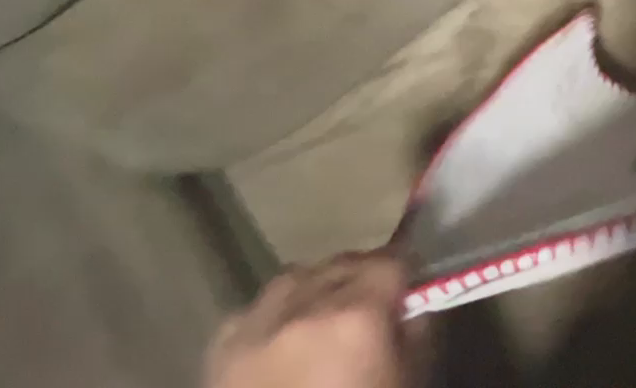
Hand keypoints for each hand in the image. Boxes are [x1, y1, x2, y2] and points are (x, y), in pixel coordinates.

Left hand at [204, 251, 423, 387]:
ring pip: (299, 276)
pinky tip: (281, 347)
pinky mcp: (221, 348)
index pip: (393, 260)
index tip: (408, 293)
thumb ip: (414, 335)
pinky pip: (256, 310)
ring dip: (317, 290)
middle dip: (363, 280)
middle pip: (346, 263)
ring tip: (323, 324)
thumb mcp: (406, 384)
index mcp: (358, 314)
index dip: (405, 276)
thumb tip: (410, 306)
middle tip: (371, 312)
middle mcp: (308, 303)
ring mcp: (258, 323)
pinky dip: (274, 318)